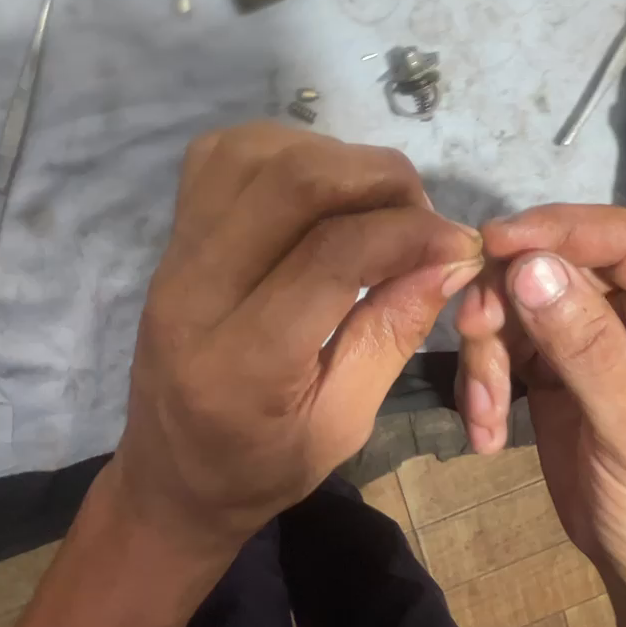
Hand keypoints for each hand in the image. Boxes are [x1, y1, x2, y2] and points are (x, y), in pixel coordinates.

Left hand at [115, 124, 483, 551]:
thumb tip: (450, 253)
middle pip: (290, 182)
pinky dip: (282, 150)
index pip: (332, 254)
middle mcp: (194, 292)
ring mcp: (172, 256)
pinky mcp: (170, 237)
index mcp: (242, 363)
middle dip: (376, 177)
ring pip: (253, 152)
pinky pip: (220, 156)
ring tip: (371, 200)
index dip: (408, 232)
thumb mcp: (344, 423)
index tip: (457, 242)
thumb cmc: (261, 466)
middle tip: (417, 212)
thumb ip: (394, 332)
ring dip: (331, 157)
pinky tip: (316, 188)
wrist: (168, 476)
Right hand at [453, 205, 625, 594]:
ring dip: (491, 349)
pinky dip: (486, 377)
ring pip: (525, 299)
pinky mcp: (561, 360)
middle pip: (563, 265)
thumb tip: (530, 266)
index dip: (559, 231)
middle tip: (472, 334)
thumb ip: (588, 346)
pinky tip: (486, 429)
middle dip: (510, 301)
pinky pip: (509, 340)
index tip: (492, 240)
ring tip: (483, 410)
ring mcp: (604, 333)